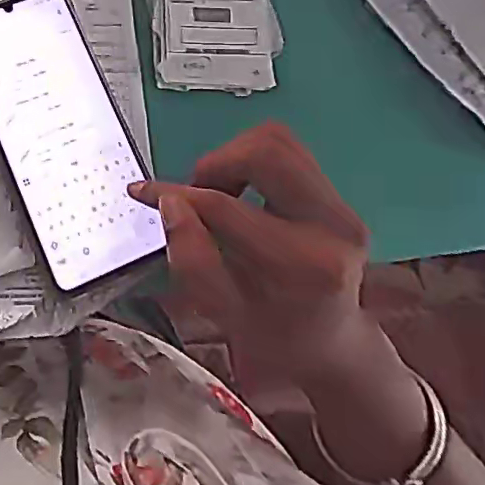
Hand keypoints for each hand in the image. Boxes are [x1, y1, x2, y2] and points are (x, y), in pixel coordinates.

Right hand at [127, 122, 374, 384]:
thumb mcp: (218, 308)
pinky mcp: (337, 196)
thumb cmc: (266, 330)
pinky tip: (237, 191)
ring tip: (216, 193)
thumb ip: (191, 255)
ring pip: (277, 142)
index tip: (144, 192)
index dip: (174, 194)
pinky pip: (287, 151)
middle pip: (266, 152)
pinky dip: (249, 160)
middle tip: (196, 194)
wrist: (325, 343)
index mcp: (299, 263)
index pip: (226, 206)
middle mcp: (331, 227)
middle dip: (215, 164)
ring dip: (232, 158)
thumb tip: (170, 203)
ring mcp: (341, 207)